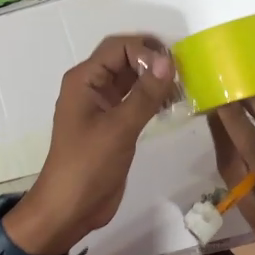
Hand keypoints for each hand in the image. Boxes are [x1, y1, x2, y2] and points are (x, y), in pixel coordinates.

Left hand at [6, 35, 178, 254]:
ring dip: (154, 80)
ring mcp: (101, 105)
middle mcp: (91, 86)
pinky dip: (151, 98)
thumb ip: (144, 94)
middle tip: (184, 74)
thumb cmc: (88, 164)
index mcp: (84, 79)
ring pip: (130, 79)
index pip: (117, 48)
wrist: (70, 206)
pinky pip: (133, 99)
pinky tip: (171, 106)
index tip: (174, 68)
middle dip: (152, 61)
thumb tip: (167, 61)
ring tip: (183, 89)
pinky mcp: (112, 123)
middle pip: (124, 59)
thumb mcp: (119, 128)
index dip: (145, 50)